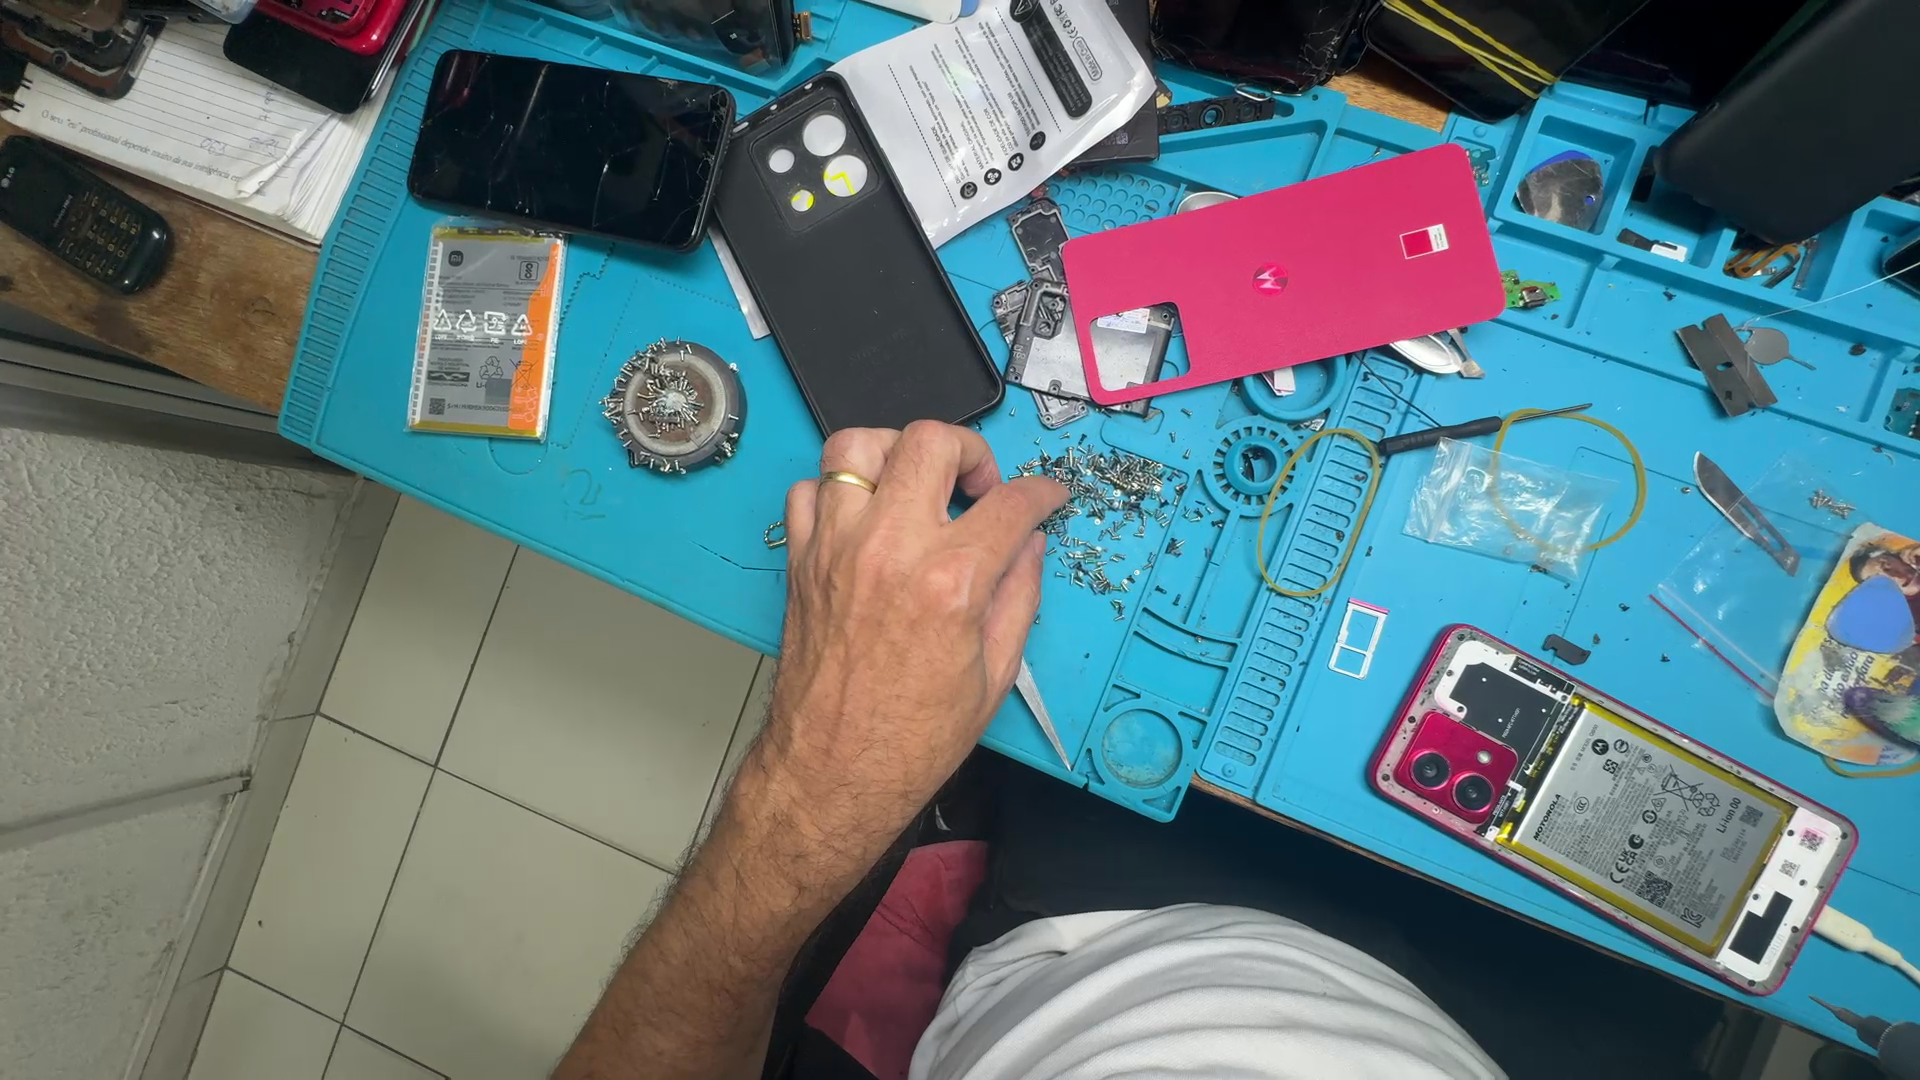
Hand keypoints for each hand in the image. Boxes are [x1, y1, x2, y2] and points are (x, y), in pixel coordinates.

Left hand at [758, 421, 1065, 845]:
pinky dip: (840, 491)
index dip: (1043, 493)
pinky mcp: (800, 560)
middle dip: (970, 450)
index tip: (1048, 496)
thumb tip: (1030, 542)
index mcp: (952, 581)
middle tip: (978, 488)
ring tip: (916, 488)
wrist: (831, 774)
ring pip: (856, 446)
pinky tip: (865, 519)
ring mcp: (836, 547)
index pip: (1011, 503)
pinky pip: (808, 490)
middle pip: (929, 441)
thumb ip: (1020, 594)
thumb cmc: (916, 738)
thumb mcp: (996, 674)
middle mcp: (890, 548)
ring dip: (896, 454)